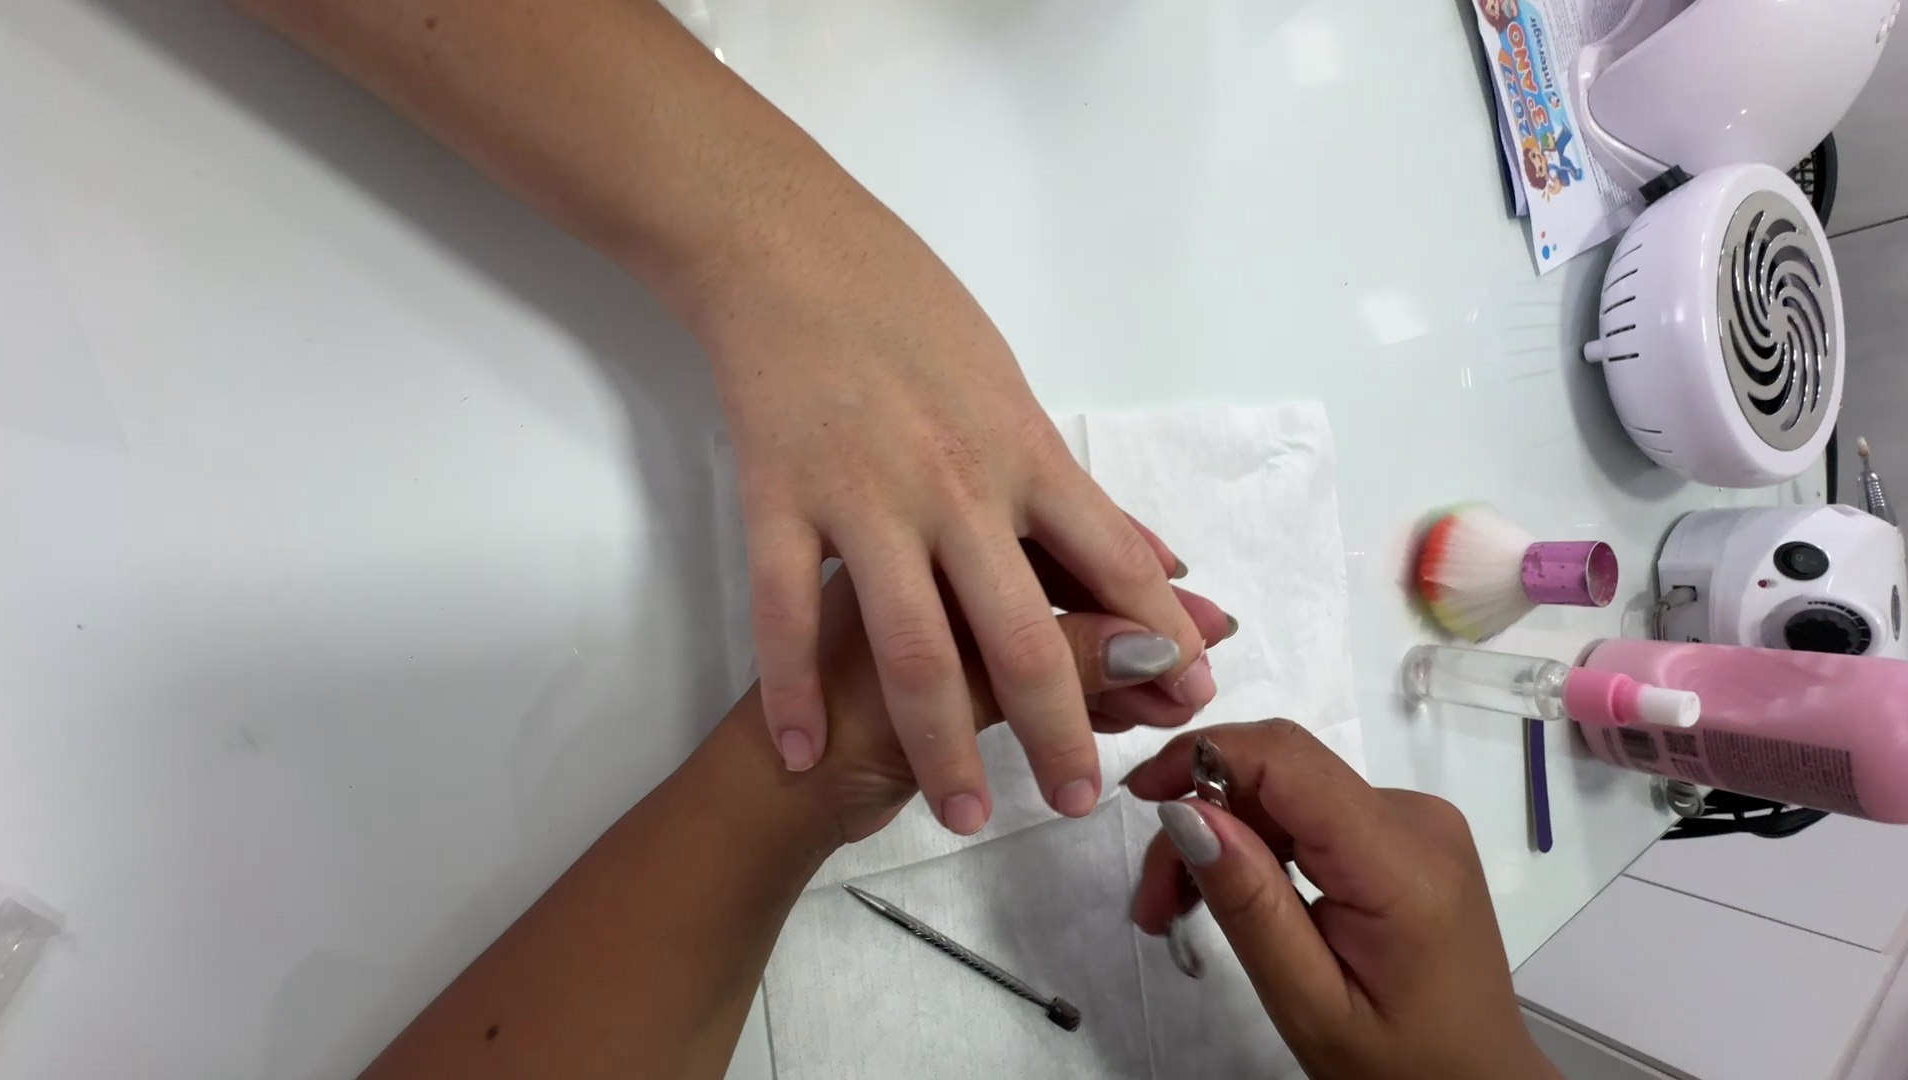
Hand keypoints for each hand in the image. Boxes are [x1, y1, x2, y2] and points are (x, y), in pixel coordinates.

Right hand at [699, 205, 1211, 835]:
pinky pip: (785, 610)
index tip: (1189, 698)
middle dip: (1060, 725)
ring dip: (941, 742)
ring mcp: (860, 498)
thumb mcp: (1010, 387)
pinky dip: (792, 688)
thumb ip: (1073, 488)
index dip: (1158, 635)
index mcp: (1020, 450)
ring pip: (911, 645)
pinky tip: (805, 752)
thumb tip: (1152, 556)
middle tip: (1079, 798)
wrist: (790, 248)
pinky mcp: (775, 501)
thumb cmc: (910, 310)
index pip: (1111, 561)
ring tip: (963, 814)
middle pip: (1020, 631)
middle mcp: (954, 486)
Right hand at [1124, 722, 1561, 1079]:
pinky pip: (1296, 810)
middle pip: (1272, 775)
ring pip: (1274, 792)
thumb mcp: (1310, 1005)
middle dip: (1198, 816)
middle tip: (1154, 897)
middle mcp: (1411, 816)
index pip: (1286, 759)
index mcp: (1403, 862)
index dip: (1203, 754)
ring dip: (1216, 836)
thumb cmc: (1400, 1068)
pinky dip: (1248, 843)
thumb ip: (1249, 904)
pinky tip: (1224, 889)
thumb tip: (1185, 810)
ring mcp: (1406, 817)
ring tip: (1177, 906)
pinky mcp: (1391, 827)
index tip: (1140, 794)